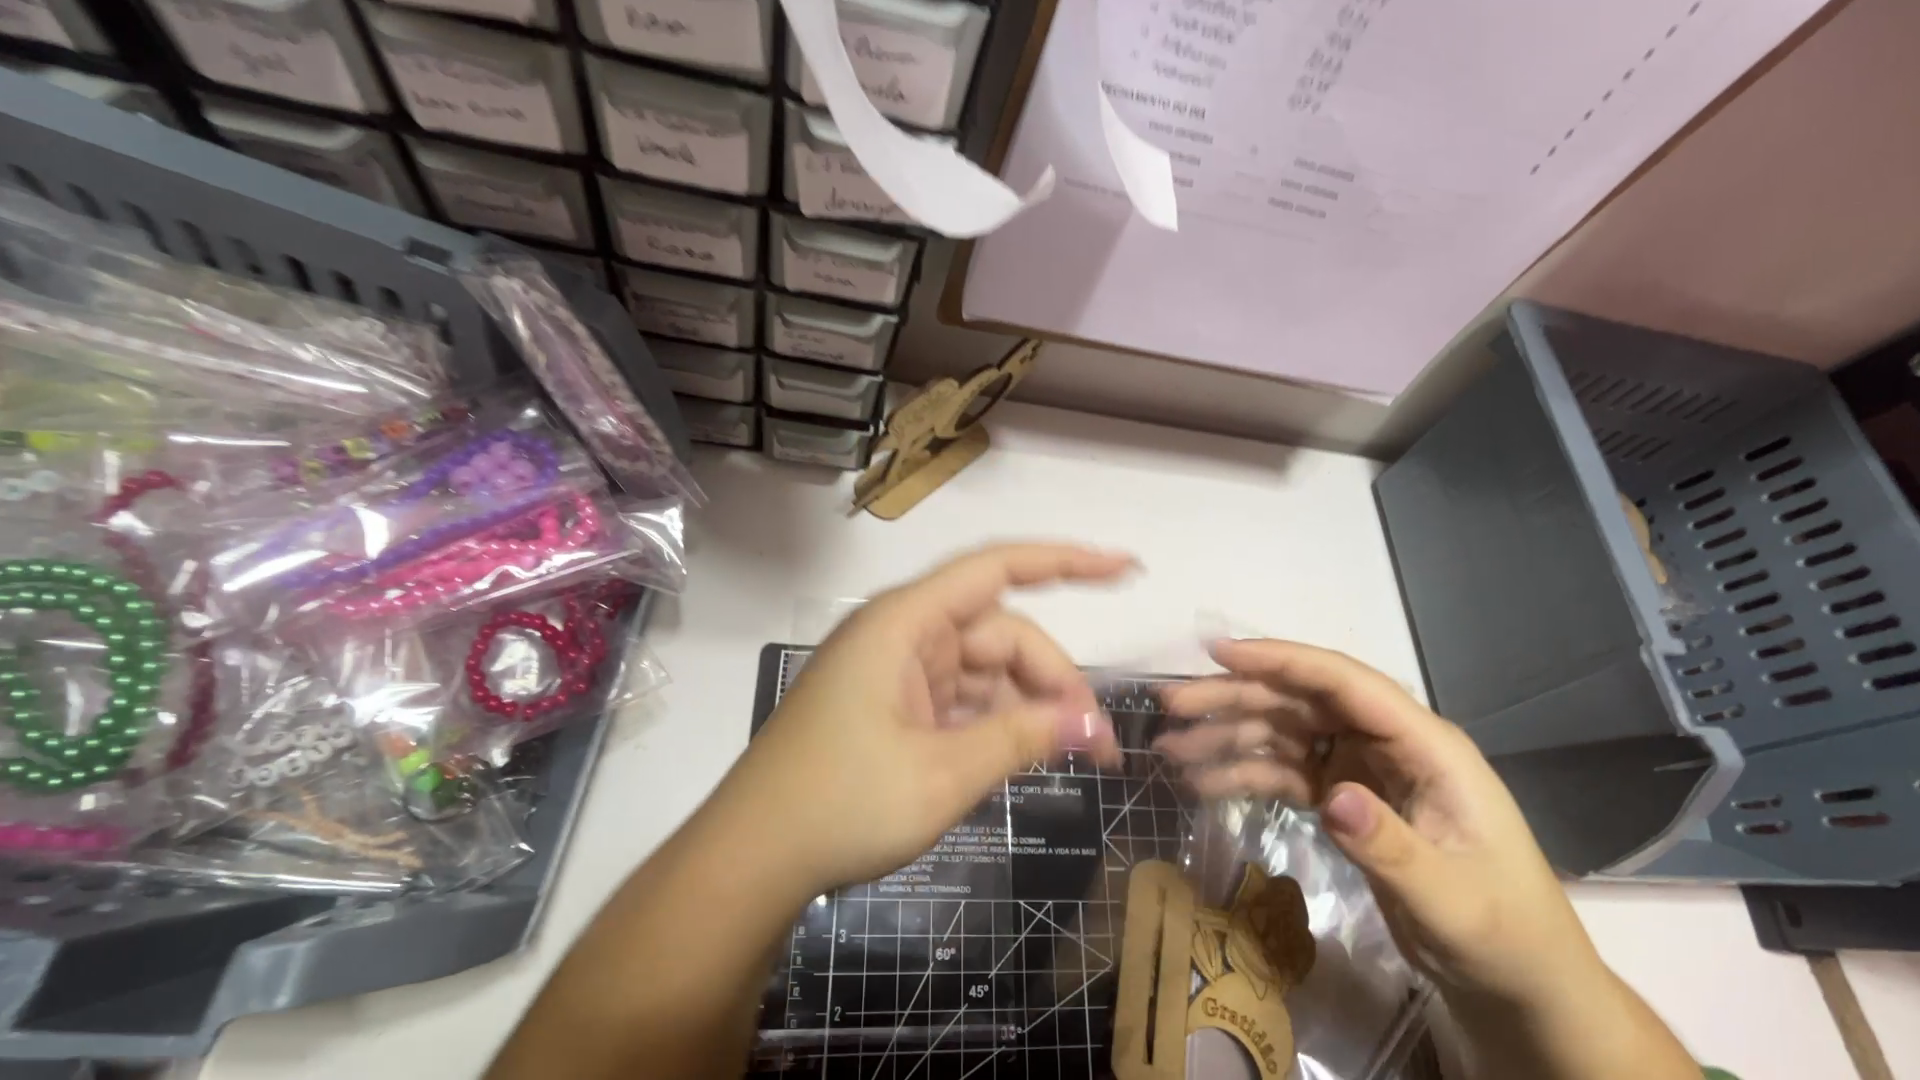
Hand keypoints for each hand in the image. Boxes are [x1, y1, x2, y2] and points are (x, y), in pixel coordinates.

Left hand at [719, 544, 1132, 898]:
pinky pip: (961, 702)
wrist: (753, 859)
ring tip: (1076, 757)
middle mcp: (902, 636)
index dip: (1066, 561)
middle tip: (1099, 744)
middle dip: (1053, 679)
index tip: (1126, 567)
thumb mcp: (942, 774)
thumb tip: (1092, 721)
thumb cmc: (841, 804)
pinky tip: (1026, 756)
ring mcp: (896, 675)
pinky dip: (996, 725)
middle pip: (1000, 635)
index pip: (997, 568)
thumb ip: (1021, 737)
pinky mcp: (892, 711)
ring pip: (985, 672)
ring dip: (1029, 708)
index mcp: (906, 623)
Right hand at [1156, 639, 1604, 1007]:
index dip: (1283, 661)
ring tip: (1170, 750)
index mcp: (1425, 746)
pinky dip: (1243, 775)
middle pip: (1302, 703)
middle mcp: (1388, 744)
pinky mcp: (1345, 798)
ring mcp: (1363, 770)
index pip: (1346, 684)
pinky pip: (1285, 773)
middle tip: (1171, 708)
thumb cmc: (1501, 933)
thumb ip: (1391, 846)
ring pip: (1285, 734)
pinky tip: (1202, 784)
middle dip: (1235, 699)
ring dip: (1228, 737)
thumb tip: (1331, 796)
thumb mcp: (1449, 900)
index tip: (1218, 654)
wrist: (1518, 981)